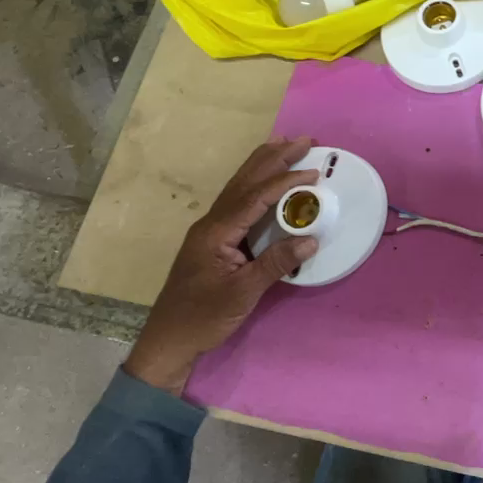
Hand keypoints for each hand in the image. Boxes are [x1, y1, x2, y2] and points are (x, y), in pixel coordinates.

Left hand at [123, 136, 321, 395]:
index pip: (255, 197)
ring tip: (285, 145)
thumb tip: (312, 239)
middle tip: (304, 140)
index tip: (314, 172)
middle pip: (245, 181)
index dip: (285, 181)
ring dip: (263, 165)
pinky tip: (265, 180)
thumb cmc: (203, 318)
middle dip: (274, 158)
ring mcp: (210, 230)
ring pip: (239, 187)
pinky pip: (239, 200)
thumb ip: (276, 264)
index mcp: (216, 232)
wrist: (168, 342)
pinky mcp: (215, 240)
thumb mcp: (243, 293)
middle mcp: (211, 223)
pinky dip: (256, 183)